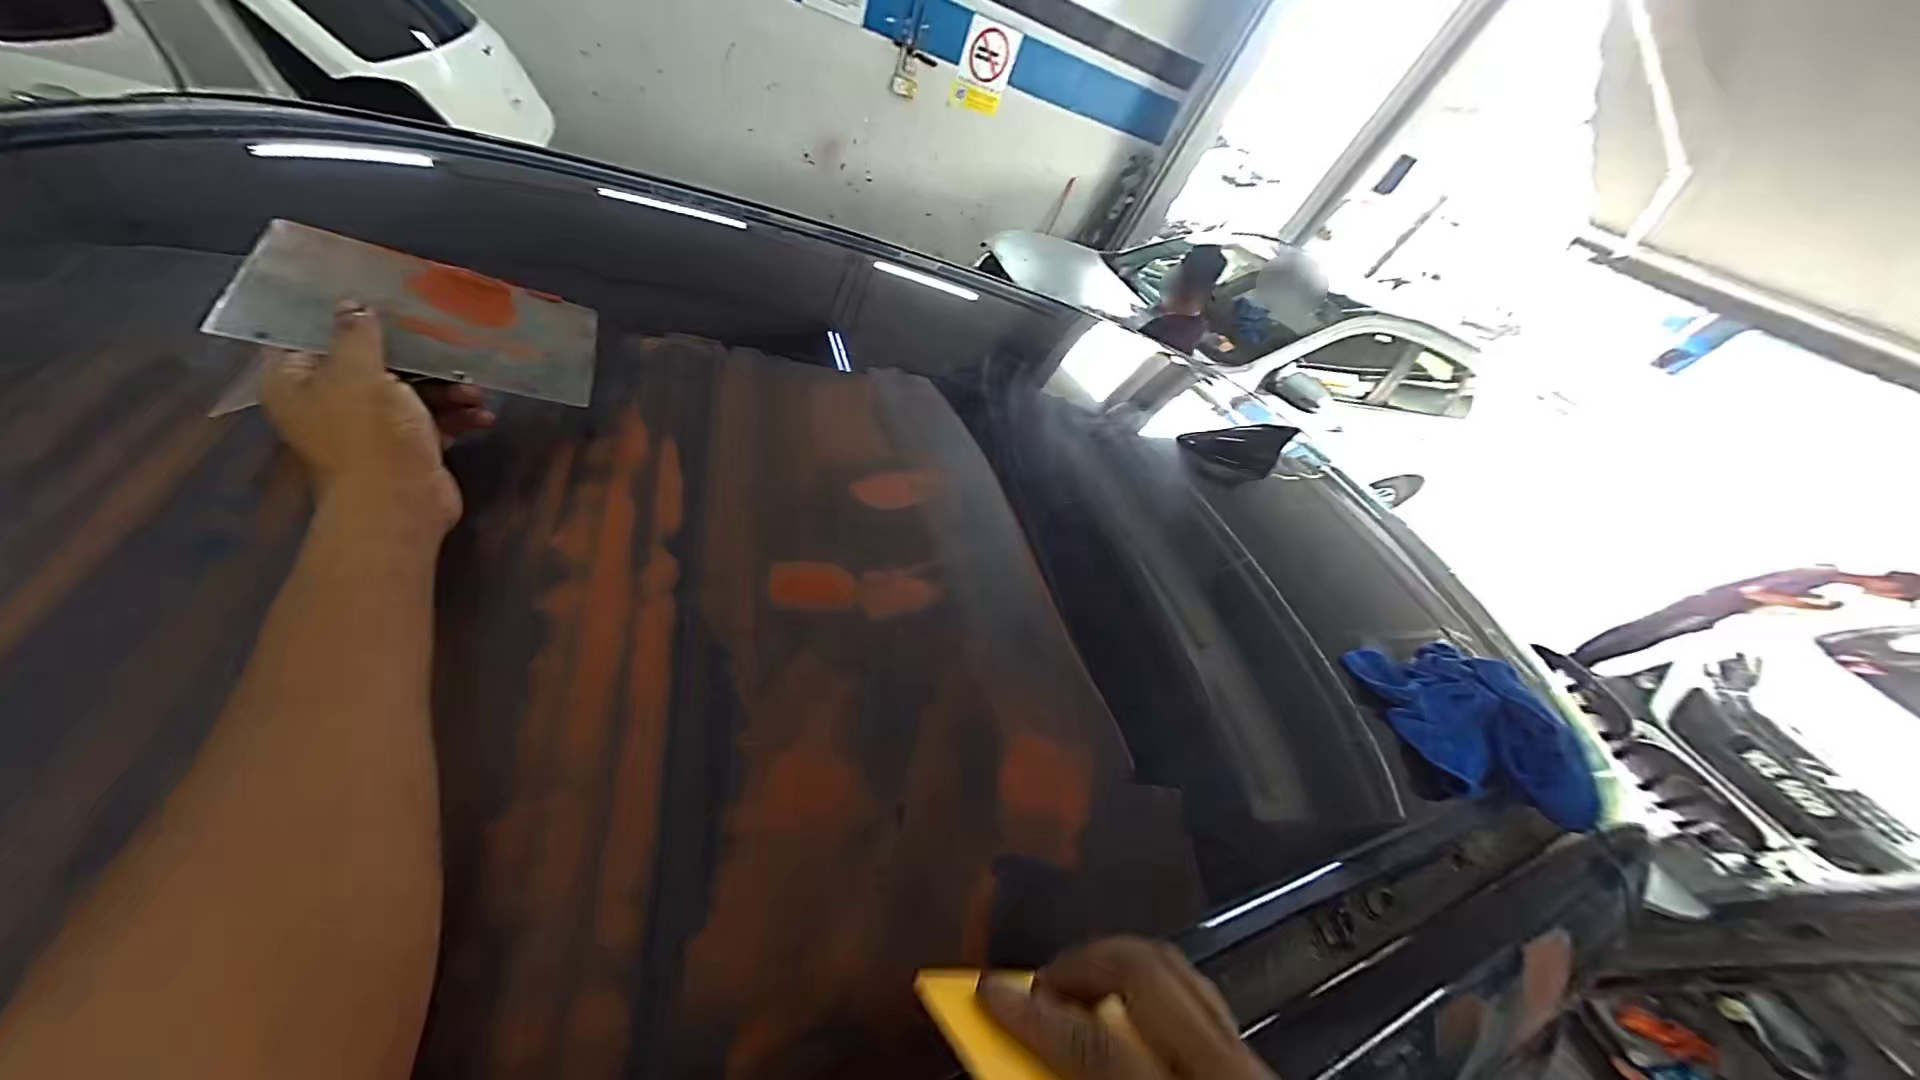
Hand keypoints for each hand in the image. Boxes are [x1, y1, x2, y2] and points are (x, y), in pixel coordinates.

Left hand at [261, 300, 494, 537]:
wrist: (399, 504)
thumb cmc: (369, 434)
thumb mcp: (360, 374)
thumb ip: (357, 334)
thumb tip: (352, 304)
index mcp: (297, 381)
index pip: (314, 337)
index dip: (346, 318)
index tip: (384, 302)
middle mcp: (330, 401)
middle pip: (373, 365)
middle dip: (417, 361)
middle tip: (448, 347)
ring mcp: (371, 427)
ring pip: (410, 394)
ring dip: (447, 392)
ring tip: (476, 393)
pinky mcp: (408, 447)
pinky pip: (433, 422)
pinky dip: (457, 417)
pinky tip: (482, 416)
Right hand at [978, 937, 1276, 1079]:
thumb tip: (1029, 1061)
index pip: (1097, 1048)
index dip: (1033, 1017)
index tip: (990, 993)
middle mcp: (1225, 1078)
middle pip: (1144, 973)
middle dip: (1079, 963)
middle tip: (1038, 987)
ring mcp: (1252, 1069)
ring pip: (1175, 968)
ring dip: (1113, 964)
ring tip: (1074, 988)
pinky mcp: (1261, 1068)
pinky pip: (1197, 994)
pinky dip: (1149, 985)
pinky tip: (1124, 1010)